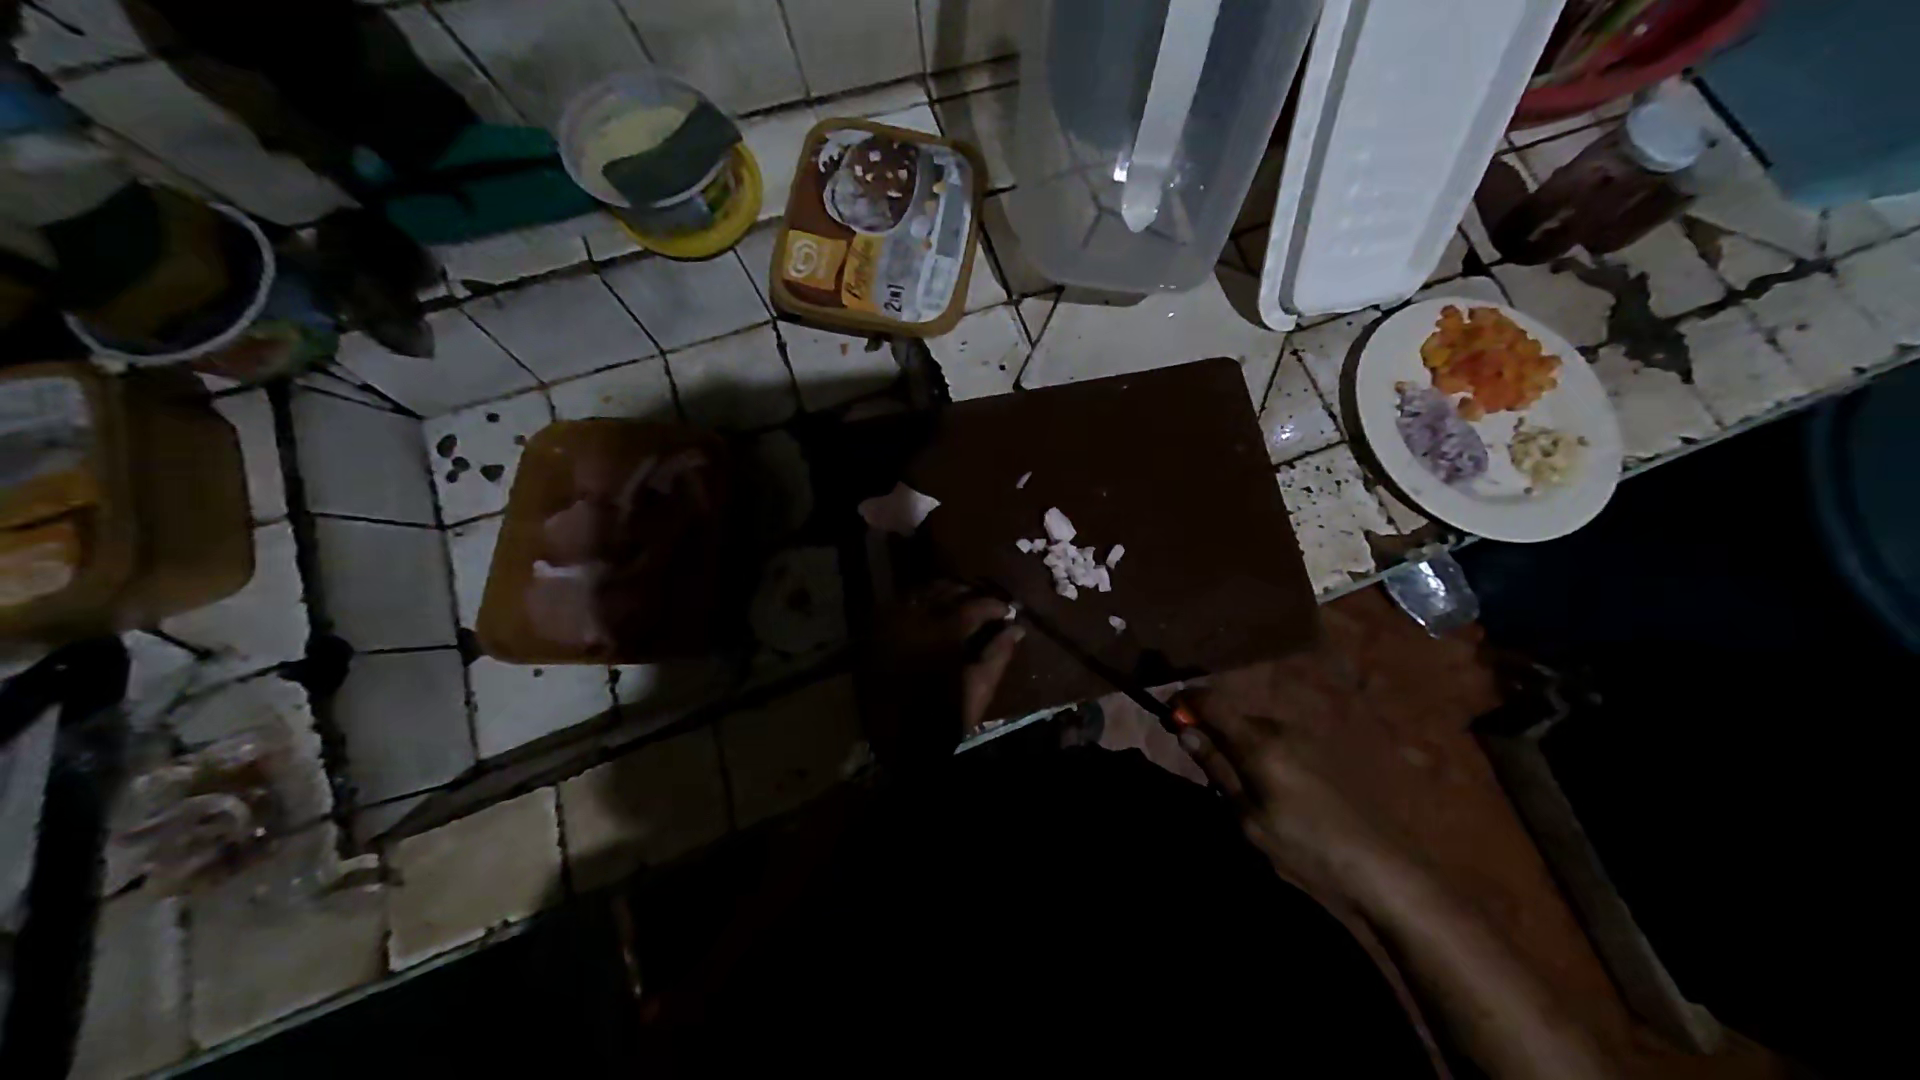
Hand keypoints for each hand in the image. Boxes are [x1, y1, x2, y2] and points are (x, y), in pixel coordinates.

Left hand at [858, 583, 1024, 765]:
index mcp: (942, 635)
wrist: (899, 738)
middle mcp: (915, 622)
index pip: (972, 607)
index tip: (1007, 610)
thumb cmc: (943, 716)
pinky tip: (930, 609)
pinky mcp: (878, 633)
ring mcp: (893, 625)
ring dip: (943, 592)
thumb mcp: (978, 689)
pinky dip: (919, 601)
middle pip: (945, 591)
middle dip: (968, 592)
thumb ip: (998, 654)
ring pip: (921, 593)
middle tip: (985, 602)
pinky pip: (901, 604)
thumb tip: (1016, 628)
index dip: (992, 605)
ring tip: (960, 600)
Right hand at [1176, 686, 1395, 898]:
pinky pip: (1278, 741)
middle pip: (1233, 716)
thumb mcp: (1248, 817)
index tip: (1169, 714)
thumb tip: (1185, 730)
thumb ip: (1217, 768)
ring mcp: (1307, 739)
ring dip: (1237, 744)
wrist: (1382, 869)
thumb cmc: (1305, 848)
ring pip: (1256, 730)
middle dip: (1212, 730)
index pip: (1212, 702)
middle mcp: (1282, 730)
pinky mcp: (1324, 753)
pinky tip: (1270, 789)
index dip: (1186, 702)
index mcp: (1259, 743)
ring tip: (1238, 785)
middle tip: (1202, 765)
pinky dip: (1261, 753)